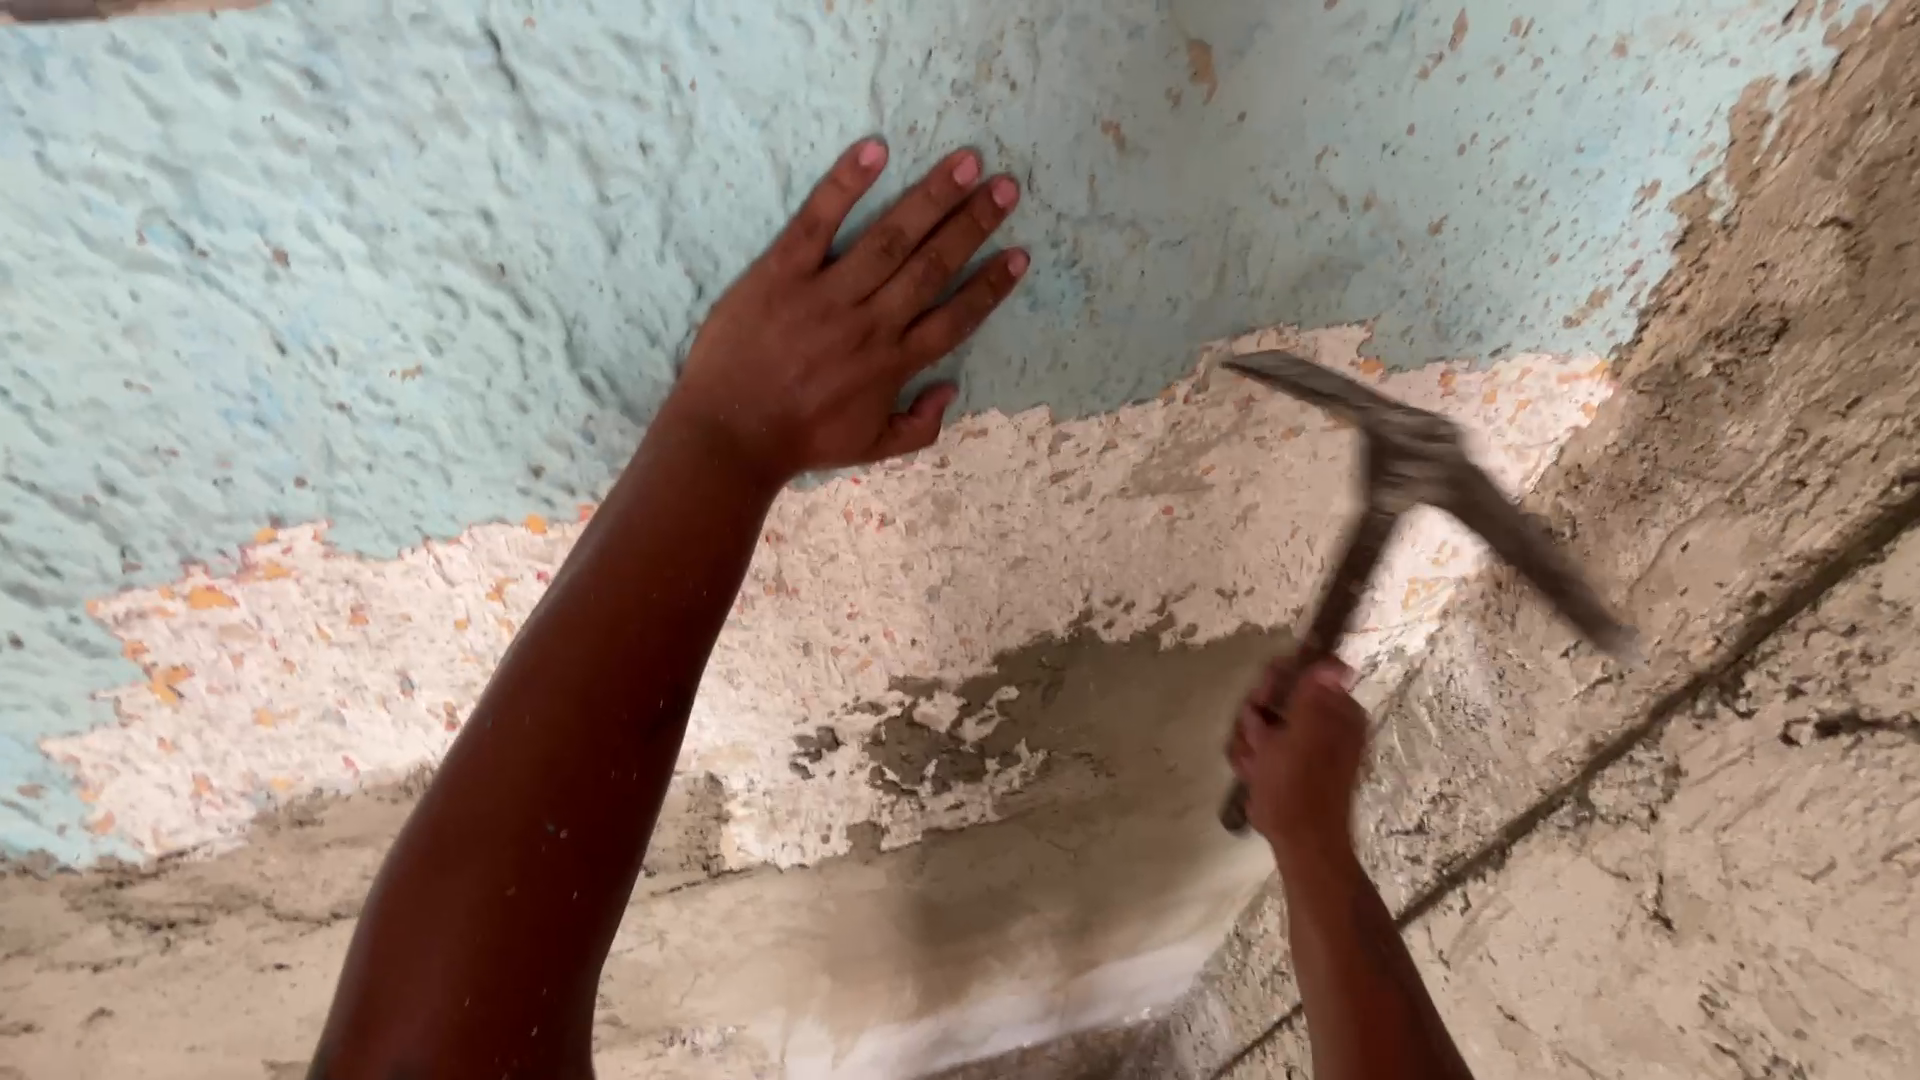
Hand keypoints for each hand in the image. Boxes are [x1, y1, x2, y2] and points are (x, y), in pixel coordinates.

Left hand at [667, 138, 1027, 483]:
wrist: (731, 432)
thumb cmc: (802, 440)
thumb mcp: (872, 449)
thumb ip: (920, 427)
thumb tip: (951, 390)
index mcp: (895, 364)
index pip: (955, 317)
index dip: (990, 286)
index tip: (1018, 255)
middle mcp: (871, 323)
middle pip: (933, 266)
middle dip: (974, 225)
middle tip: (1006, 188)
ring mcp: (828, 294)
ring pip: (891, 239)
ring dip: (932, 198)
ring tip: (967, 163)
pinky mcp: (782, 272)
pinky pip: (818, 222)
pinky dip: (845, 185)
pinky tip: (876, 150)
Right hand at [1227, 656, 1368, 866]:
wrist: (1298, 838)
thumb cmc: (1300, 786)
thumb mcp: (1304, 737)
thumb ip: (1313, 698)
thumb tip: (1335, 663)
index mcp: (1336, 712)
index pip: (1302, 673)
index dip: (1276, 682)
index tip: (1262, 699)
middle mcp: (1321, 722)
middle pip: (1274, 696)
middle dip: (1256, 718)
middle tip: (1257, 735)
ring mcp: (1300, 743)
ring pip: (1258, 721)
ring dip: (1249, 740)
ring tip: (1255, 763)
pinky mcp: (1283, 761)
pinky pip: (1256, 744)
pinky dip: (1250, 757)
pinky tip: (1253, 773)